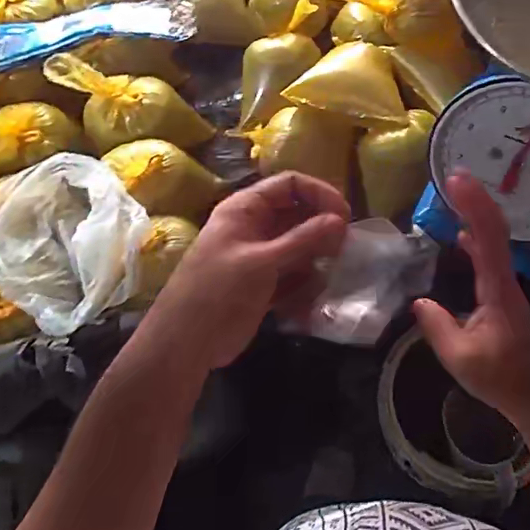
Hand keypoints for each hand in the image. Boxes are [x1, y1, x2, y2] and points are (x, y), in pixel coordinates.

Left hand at [149, 172, 350, 367]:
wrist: (185, 344)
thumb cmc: (218, 292)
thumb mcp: (262, 262)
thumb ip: (303, 239)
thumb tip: (340, 220)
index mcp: (245, 209)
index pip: (290, 185)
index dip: (319, 193)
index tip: (344, 216)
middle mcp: (254, 227)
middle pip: (298, 213)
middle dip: (322, 227)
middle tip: (344, 247)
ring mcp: (260, 255)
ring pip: (300, 244)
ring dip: (318, 255)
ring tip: (332, 271)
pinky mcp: (266, 282)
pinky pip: (295, 271)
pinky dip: (308, 279)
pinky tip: (315, 294)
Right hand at [411, 173, 529, 422]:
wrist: (529, 394)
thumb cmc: (497, 378)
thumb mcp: (459, 357)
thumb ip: (438, 327)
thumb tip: (419, 300)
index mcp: (498, 290)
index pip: (489, 239)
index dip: (474, 207)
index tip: (456, 182)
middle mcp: (506, 280)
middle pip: (496, 230)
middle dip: (476, 200)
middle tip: (454, 176)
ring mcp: (507, 284)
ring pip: (496, 239)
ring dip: (478, 213)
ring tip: (456, 194)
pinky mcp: (503, 292)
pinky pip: (492, 254)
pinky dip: (478, 235)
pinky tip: (463, 234)